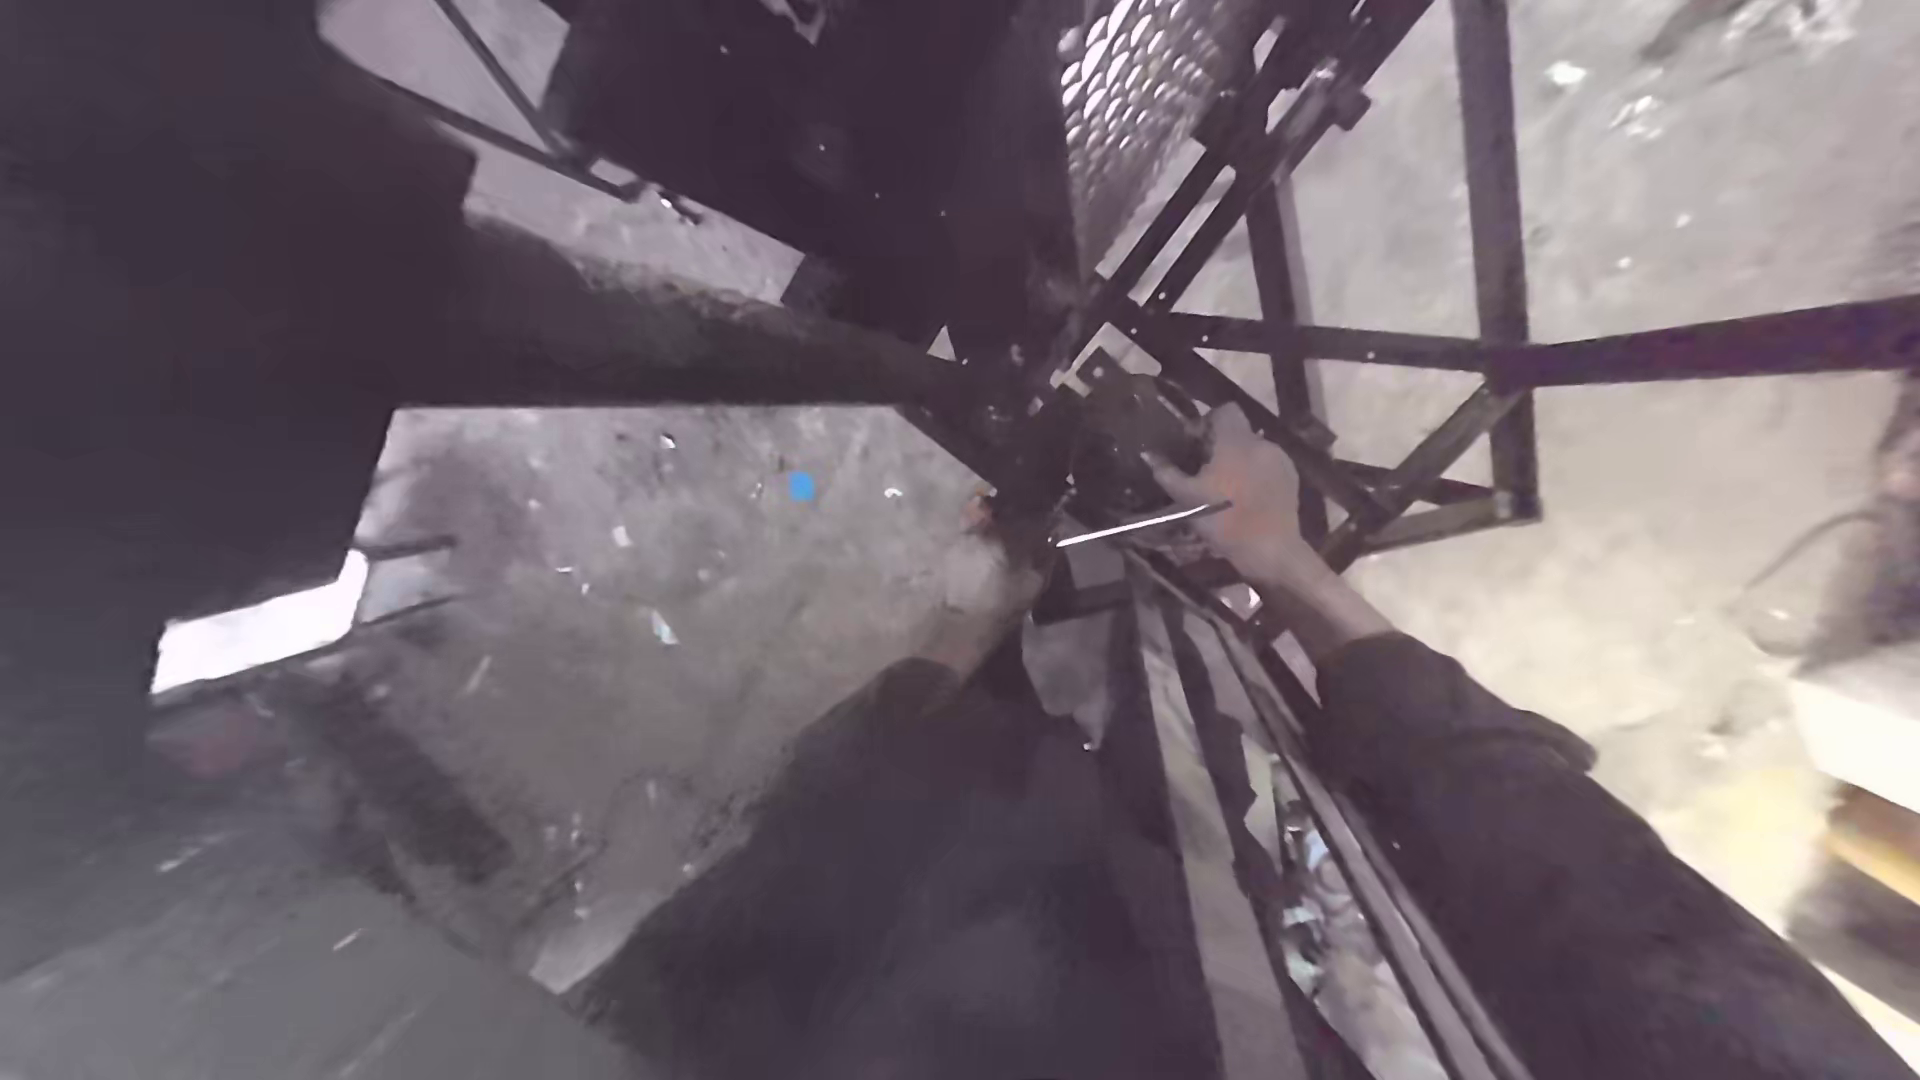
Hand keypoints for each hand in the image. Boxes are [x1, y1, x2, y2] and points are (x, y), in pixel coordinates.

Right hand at [1146, 403, 1321, 589]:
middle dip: (1218, 445)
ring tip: (1222, 486)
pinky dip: (1252, 474)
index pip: (1225, 410)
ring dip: (1235, 460)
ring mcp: (1280, 461)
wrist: (1269, 549)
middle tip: (1201, 469)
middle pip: (1237, 432)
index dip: (1206, 421)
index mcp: (1236, 441)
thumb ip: (1166, 472)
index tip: (1192, 444)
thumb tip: (1148, 454)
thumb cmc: (1223, 520)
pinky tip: (1242, 496)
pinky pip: (1266, 465)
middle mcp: (1262, 443)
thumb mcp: (1186, 497)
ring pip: (1252, 450)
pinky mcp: (1290, 479)